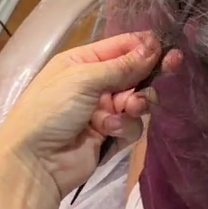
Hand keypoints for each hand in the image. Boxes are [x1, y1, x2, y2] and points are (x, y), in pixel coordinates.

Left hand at [0, 31, 162, 198]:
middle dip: (148, 73)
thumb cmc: (51, 110)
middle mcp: (95, 83)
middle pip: (134, 73)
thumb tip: (154, 46)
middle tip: (173, 65)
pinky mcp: (111, 136)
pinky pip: (132, 126)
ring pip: (137, 100)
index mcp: (83, 62)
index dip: (144, 46)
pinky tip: (108, 131)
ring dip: (135, 103)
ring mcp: (104, 111)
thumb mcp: (83, 79)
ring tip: (127, 108)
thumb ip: (122, 65)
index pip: (120, 47)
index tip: (166, 46)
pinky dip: (124, 127)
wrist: (34, 163)